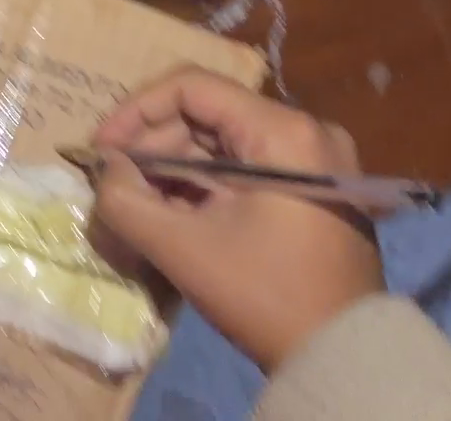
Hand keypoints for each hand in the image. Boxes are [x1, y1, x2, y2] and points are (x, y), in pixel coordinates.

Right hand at [91, 67, 383, 371]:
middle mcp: (303, 132)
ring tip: (135, 198)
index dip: (135, 110)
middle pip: (202, 114)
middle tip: (113, 178)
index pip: (189, 88)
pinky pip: (236, 164)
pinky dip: (196, 181)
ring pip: (216, 140)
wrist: (347, 363)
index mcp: (282, 132)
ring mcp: (310, 160)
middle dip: (149, 144)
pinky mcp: (307, 187)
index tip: (103, 148)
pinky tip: (167, 209)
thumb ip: (124, 198)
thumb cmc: (265, 294)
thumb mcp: (180, 246)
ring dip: (168, 165)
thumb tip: (106, 167)